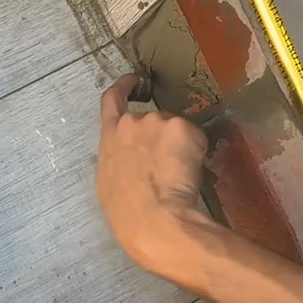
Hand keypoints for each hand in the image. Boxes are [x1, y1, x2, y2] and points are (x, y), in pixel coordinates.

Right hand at [96, 74, 215, 277]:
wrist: (154, 220)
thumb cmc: (126, 214)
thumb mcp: (108, 184)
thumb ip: (117, 159)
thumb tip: (128, 157)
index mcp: (109, 138)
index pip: (111, 100)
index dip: (124, 87)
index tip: (134, 81)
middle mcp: (131, 123)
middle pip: (149, 118)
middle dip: (160, 135)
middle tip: (167, 163)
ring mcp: (157, 122)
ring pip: (173, 127)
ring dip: (178, 144)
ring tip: (177, 175)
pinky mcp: (182, 128)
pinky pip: (193, 136)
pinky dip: (195, 150)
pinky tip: (189, 174)